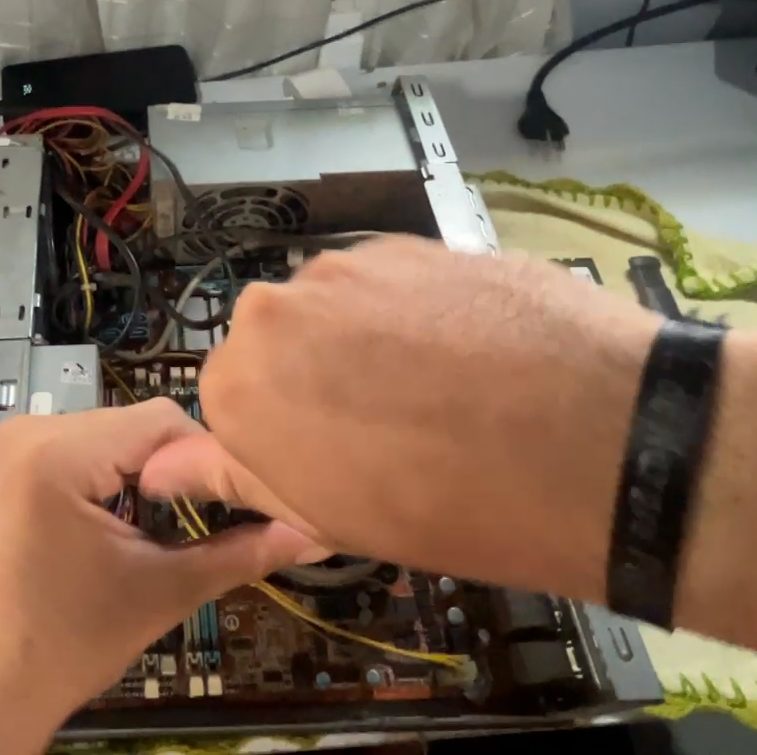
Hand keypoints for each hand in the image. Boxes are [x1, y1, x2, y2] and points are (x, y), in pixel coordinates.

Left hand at [0, 399, 319, 754]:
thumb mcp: (163, 591)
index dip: (206, 458)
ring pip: (117, 433)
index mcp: (57, 450)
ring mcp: (19, 440)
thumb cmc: (70, 642)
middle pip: (138, 425)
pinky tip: (129, 517)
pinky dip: (117, 473)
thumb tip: (314, 530)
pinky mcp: (18, 459)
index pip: (163, 419)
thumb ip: (242, 552)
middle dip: (177, 470)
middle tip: (202, 522)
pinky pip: (89, 445)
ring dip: (149, 472)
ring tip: (166, 525)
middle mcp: (32, 428)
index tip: (232, 505)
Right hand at [140, 236, 660, 603]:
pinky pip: (383, 281)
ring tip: (433, 385)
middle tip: (383, 424)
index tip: (329, 456)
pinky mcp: (404, 242)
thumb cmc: (449, 504)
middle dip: (312, 379)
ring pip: (330, 308)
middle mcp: (272, 311)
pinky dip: (408, 311)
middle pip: (277, 344)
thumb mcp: (326, 514)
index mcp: (238, 385)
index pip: (231, 401)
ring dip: (360, 340)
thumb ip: (234, 476)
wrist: (595, 443)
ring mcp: (341, 269)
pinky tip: (463, 349)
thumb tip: (161, 465)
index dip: (282, 433)